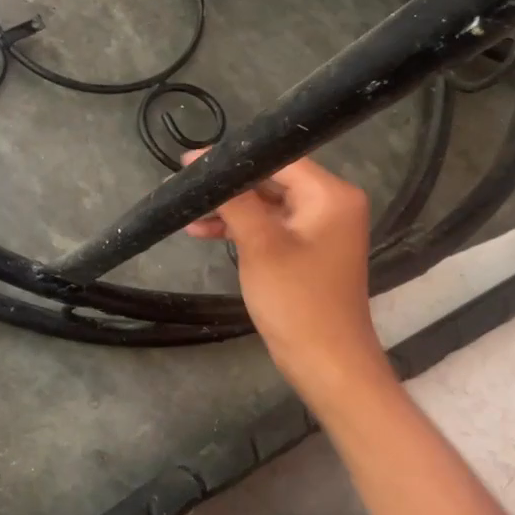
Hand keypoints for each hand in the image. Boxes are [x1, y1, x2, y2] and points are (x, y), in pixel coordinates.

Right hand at [183, 153, 389, 393]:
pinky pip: (269, 225)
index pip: (279, 159)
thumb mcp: (260, 244)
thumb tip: (207, 166)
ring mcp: (319, 228)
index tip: (188, 161)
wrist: (324, 357)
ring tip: (187, 212)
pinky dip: (239, 227)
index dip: (233, 157)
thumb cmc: (296, 298)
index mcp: (331, 196)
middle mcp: (331, 204)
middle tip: (182, 184)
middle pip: (272, 179)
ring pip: (266, 203)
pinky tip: (203, 231)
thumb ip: (236, 201)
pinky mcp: (306, 249)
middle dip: (228, 184)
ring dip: (228, 208)